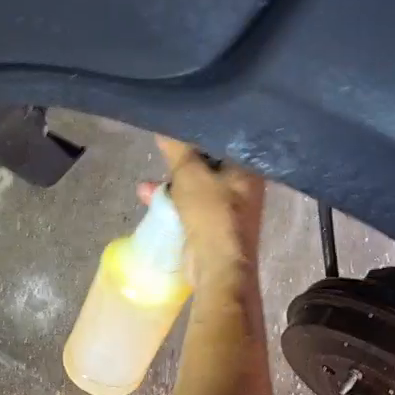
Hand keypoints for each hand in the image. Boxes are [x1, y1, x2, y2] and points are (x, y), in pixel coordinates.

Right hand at [138, 136, 265, 290]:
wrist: (219, 268)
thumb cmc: (211, 214)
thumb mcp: (189, 174)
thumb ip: (177, 148)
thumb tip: (164, 125)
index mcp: (248, 168)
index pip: (223, 139)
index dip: (198, 133)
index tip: (176, 126)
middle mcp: (244, 186)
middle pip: (208, 164)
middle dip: (178, 163)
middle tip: (160, 156)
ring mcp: (230, 209)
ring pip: (197, 187)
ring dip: (171, 186)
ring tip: (146, 186)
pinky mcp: (215, 227)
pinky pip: (192, 206)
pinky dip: (174, 203)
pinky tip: (150, 200)